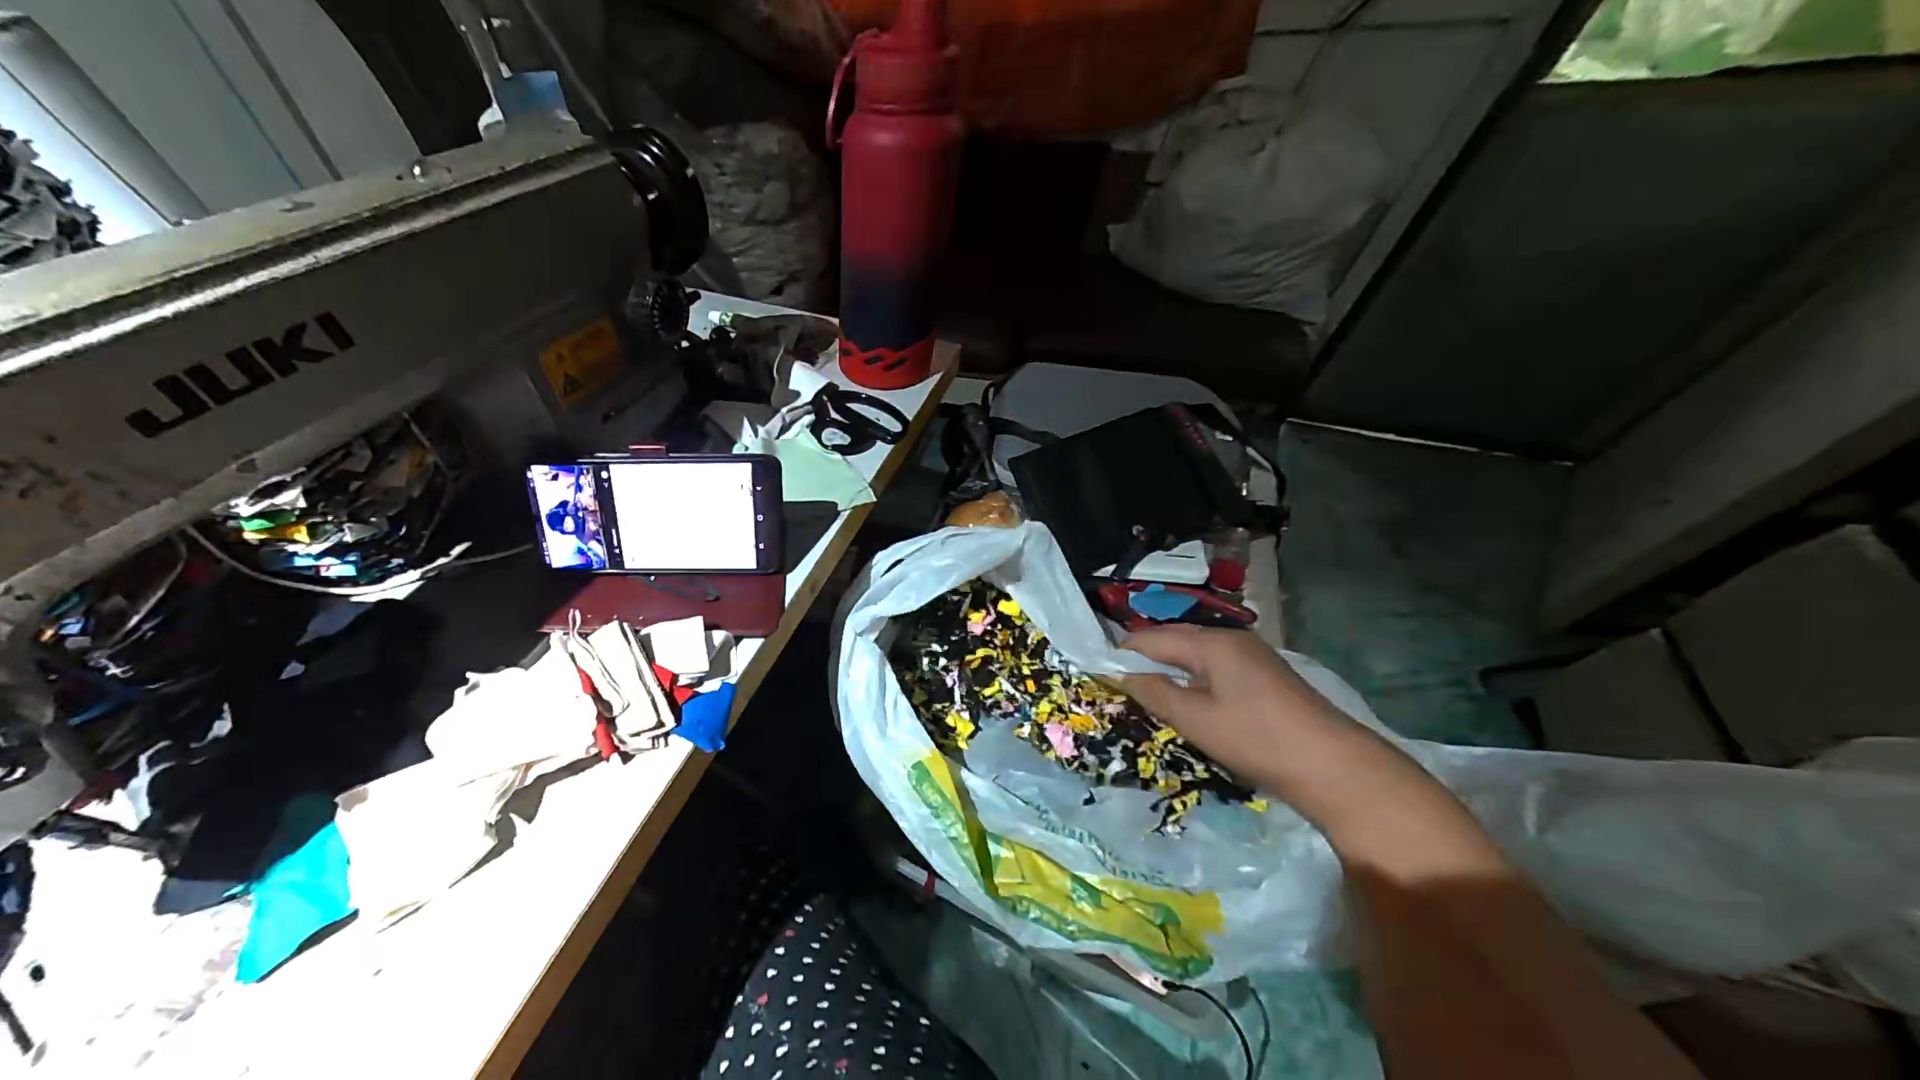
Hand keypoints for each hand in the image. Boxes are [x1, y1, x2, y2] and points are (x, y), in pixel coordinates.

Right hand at [1116, 625, 1452, 842]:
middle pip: (1174, 642)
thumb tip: (1116, 672)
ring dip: (1169, 673)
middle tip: (1116, 687)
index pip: (1152, 638)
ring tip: (1145, 697)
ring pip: (1195, 658)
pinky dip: (1193, 683)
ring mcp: (1252, 657)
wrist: (1335, 767)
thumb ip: (1154, 693)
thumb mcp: (1196, 719)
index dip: (1121, 652)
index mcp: (1212, 642)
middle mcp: (1231, 639)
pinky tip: (1187, 705)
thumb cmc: (1258, 740)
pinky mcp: (1264, 678)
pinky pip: (1215, 671)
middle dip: (1144, 661)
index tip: (1094, 672)